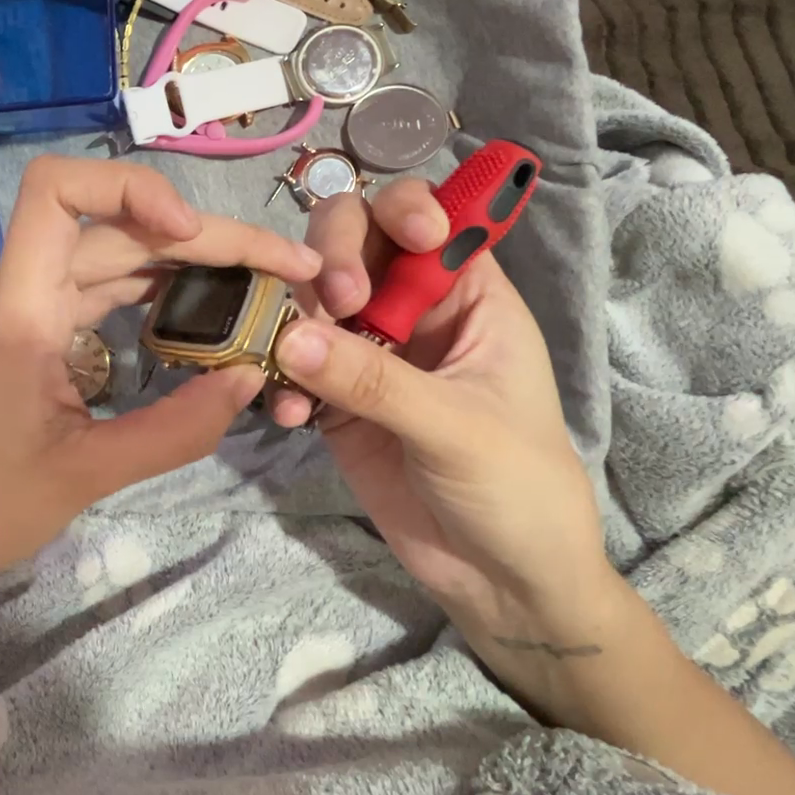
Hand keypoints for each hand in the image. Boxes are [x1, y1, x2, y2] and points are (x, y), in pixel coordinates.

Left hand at [0, 157, 319, 628]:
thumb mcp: (87, 475)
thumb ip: (176, 429)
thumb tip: (251, 377)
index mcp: (20, 310)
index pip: (56, 189)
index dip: (130, 186)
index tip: (191, 231)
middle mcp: (15, 290)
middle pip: (110, 227)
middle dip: (203, 238)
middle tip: (291, 269)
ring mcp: (16, 307)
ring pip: (106, 256)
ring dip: (182, 264)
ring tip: (261, 287)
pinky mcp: (22, 330)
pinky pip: (90, 289)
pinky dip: (146, 292)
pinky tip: (196, 311)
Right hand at [267, 180, 615, 644]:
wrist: (498, 582)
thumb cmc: (517, 490)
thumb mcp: (458, 429)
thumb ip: (376, 381)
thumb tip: (290, 338)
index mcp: (470, 302)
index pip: (434, 224)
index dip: (407, 212)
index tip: (396, 241)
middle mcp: (412, 315)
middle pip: (356, 247)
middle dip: (334, 259)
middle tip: (332, 302)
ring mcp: (367, 356)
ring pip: (310, 302)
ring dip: (291, 321)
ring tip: (292, 369)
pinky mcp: (332, 400)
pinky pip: (289, 367)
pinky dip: (277, 381)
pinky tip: (285, 415)